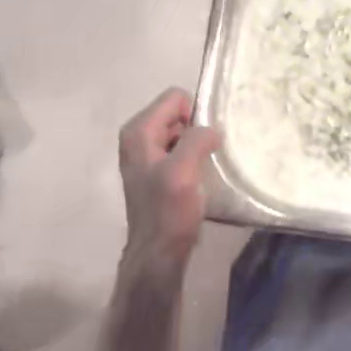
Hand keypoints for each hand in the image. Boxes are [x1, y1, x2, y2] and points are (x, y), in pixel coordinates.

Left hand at [118, 88, 221, 273]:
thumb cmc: (168, 211)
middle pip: (178, 114)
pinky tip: (201, 177)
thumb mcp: (182, 171)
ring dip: (198, 145)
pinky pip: (181, 150)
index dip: (196, 115)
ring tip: (207, 167)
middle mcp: (138, 138)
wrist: (158, 252)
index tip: (206, 142)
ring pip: (182, 133)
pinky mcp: (158, 172)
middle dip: (197, 129)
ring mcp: (147, 156)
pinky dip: (194, 158)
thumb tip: (212, 131)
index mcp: (138, 132)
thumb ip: (196, 140)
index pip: (175, 98)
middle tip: (209, 155)